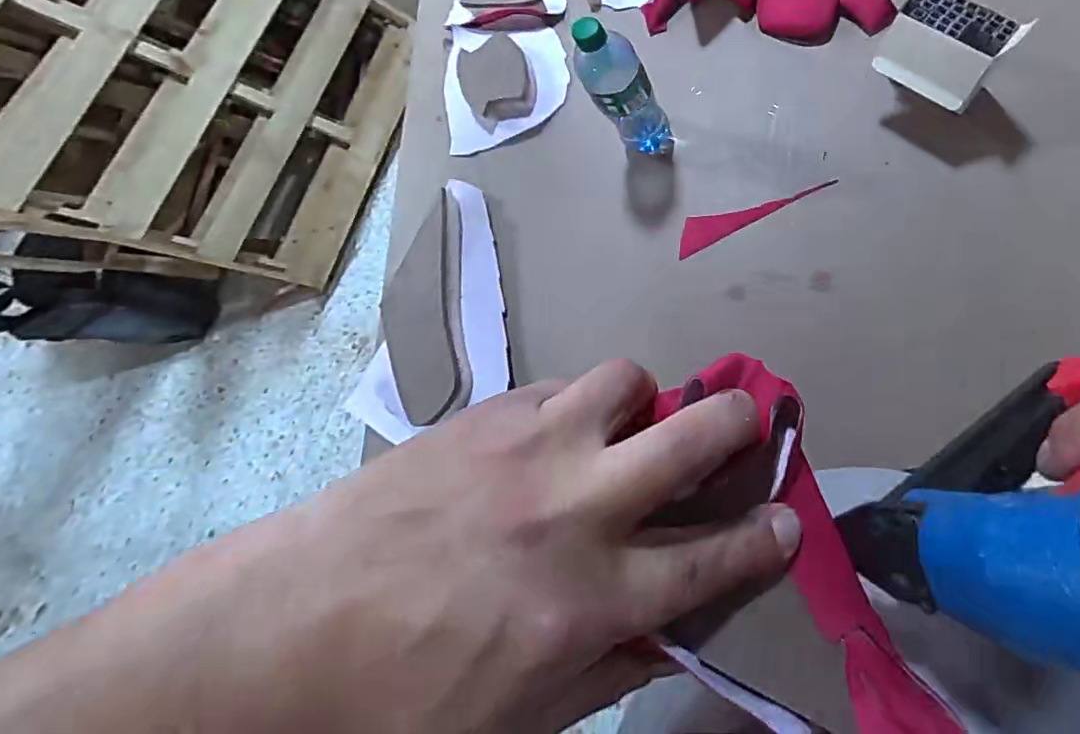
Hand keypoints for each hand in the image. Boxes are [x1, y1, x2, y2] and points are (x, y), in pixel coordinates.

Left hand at [0, 361, 802, 733]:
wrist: (289, 630)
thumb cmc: (404, 698)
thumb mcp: (518, 719)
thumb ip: (608, 669)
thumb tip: (671, 631)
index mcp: (592, 600)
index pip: (709, 562)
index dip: (763, 539)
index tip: (790, 518)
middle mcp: (578, 507)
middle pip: (693, 436)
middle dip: (739, 423)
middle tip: (749, 418)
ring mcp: (533, 446)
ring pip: (627, 379)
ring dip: (645, 398)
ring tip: (630, 420)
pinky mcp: (490, 413)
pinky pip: (563, 381)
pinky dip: (581, 399)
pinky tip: (560, 425)